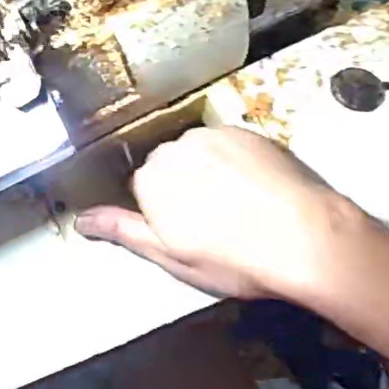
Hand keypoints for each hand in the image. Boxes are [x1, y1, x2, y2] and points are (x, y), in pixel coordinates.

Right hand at [74, 126, 378, 302]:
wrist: (307, 237)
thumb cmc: (236, 257)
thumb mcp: (171, 256)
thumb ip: (122, 229)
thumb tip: (81, 219)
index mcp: (150, 179)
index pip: (143, 189)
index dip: (165, 213)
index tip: (189, 231)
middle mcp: (174, 149)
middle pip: (169, 167)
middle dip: (185, 188)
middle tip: (216, 222)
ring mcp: (211, 137)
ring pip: (198, 154)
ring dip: (210, 172)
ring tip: (240, 206)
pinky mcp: (244, 131)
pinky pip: (227, 144)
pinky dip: (236, 162)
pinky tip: (257, 189)